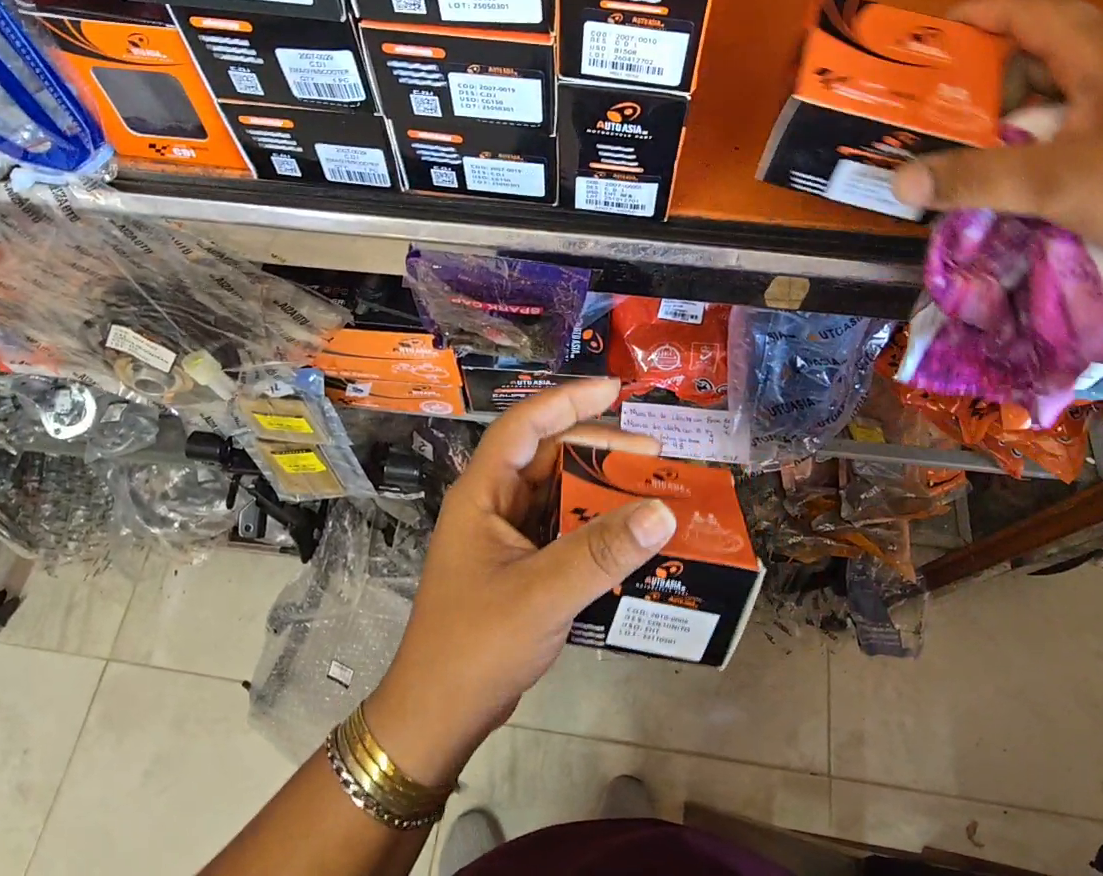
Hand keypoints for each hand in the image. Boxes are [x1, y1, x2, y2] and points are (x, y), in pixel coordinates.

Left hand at [362, 379, 675, 785]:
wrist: (440, 712)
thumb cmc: (477, 643)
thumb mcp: (543, 593)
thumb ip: (602, 551)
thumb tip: (662, 510)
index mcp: (482, 495)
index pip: (524, 427)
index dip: (567, 401)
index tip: (614, 389)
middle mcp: (492, 507)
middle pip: (548, 459)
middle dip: (599, 451)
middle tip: (654, 452)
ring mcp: (505, 540)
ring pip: (558, 497)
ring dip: (600, 491)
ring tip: (651, 490)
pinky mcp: (519, 570)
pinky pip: (563, 533)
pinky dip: (595, 529)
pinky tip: (631, 537)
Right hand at [892, 0, 1102, 277]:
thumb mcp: (1061, 185)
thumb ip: (975, 181)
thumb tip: (899, 179)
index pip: (1031, 8)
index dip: (977, 16)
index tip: (933, 40)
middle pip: (1052, 51)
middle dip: (994, 82)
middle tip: (953, 120)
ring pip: (1082, 90)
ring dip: (1032, 115)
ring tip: (997, 155)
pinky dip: (1068, 137)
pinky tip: (1060, 176)